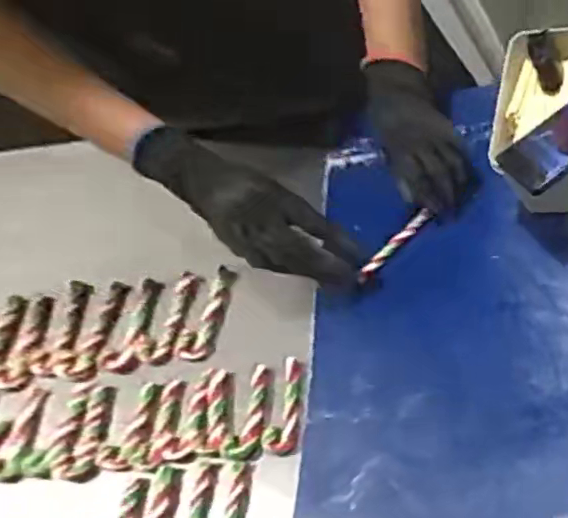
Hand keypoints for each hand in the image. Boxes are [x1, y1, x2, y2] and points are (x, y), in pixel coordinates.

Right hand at [132, 125, 365, 287]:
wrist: (199, 181)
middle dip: (340, 280)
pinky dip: (308, 272)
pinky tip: (322, 272)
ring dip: (326, 279)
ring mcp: (258, 261)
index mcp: (276, 237)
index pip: (320, 263)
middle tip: (367, 286)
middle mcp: (268, 255)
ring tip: (351, 281)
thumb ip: (321, 228)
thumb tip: (354, 251)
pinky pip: (287, 270)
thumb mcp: (288, 200)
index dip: (344, 272)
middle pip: (312, 273)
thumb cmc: (248, 185)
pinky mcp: (253, 261)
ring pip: (301, 274)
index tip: (368, 279)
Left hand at [363, 60, 472, 216]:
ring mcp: (437, 136)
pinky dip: (467, 166)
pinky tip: (470, 179)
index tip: (437, 215)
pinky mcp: (449, 129)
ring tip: (464, 200)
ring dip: (460, 185)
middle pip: (440, 175)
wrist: (397, 87)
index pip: (418, 180)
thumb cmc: (386, 120)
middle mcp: (421, 144)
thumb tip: (412, 200)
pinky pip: (461, 151)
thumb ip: (399, 173)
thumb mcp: (385, 147)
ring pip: (454, 165)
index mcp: (402, 149)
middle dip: (448, 197)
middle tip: (454, 214)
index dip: (429, 200)